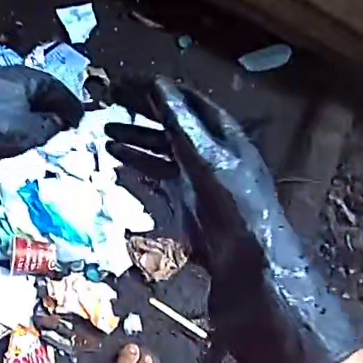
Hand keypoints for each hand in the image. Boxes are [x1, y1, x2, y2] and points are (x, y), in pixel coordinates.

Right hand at [106, 76, 358, 362]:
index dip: (158, 91)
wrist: (256, 278)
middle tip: (109, 106)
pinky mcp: (193, 207)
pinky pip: (163, 179)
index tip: (125, 84)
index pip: (189, 103)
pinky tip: (121, 167)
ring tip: (107, 136)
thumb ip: (182, 126)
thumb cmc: (238, 218)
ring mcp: (202, 183)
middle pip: (174, 125)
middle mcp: (214, 157)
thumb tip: (156, 87)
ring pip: (165, 152)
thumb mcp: (209, 164)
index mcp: (224, 140)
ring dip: (137, 141)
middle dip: (142, 113)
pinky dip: (141, 169)